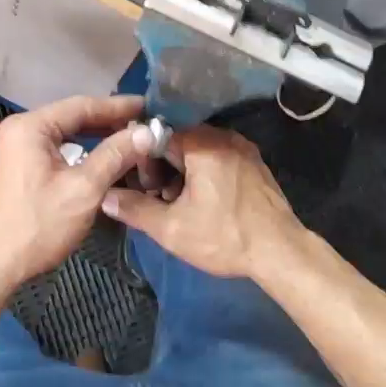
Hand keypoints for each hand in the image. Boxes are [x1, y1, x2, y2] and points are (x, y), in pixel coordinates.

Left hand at [0, 96, 156, 297]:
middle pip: (64, 120)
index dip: (117, 107)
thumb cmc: (34, 228)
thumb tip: (146, 132)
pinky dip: (63, 154)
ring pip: (51, 138)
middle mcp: (8, 130)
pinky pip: (36, 152)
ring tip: (116, 145)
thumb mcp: (83, 191)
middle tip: (136, 127)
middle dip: (102, 124)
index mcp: (26, 127)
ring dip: (83, 140)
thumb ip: (115, 156)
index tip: (145, 107)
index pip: (81, 106)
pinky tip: (82, 165)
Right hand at [99, 126, 305, 279]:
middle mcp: (224, 136)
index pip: (159, 135)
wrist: (280, 251)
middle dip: (164, 167)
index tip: (142, 186)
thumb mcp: (172, 229)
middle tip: (159, 198)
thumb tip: (105, 197)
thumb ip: (135, 210)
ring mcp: (242, 148)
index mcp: (202, 144)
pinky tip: (203, 202)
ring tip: (178, 203)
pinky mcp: (254, 163)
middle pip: (180, 140)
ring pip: (200, 150)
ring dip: (184, 171)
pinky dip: (204, 172)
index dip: (144, 159)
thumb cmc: (224, 237)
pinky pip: (219, 157)